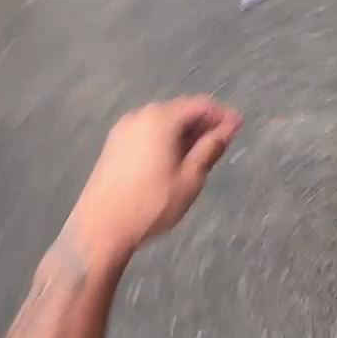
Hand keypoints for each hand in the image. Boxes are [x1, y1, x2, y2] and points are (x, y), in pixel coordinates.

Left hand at [64, 96, 242, 259]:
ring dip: (185, 134)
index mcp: (160, 119)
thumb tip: (231, 126)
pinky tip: (173, 162)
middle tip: (221, 146)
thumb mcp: (191, 178)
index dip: (223, 115)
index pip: (201, 105)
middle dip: (204, 125)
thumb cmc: (151, 204)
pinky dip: (166, 140)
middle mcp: (140, 116)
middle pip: (181, 111)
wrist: (98, 232)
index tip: (239, 130)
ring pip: (164, 123)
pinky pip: (149, 133)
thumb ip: (211, 147)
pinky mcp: (113, 146)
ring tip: (199, 157)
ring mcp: (123, 130)